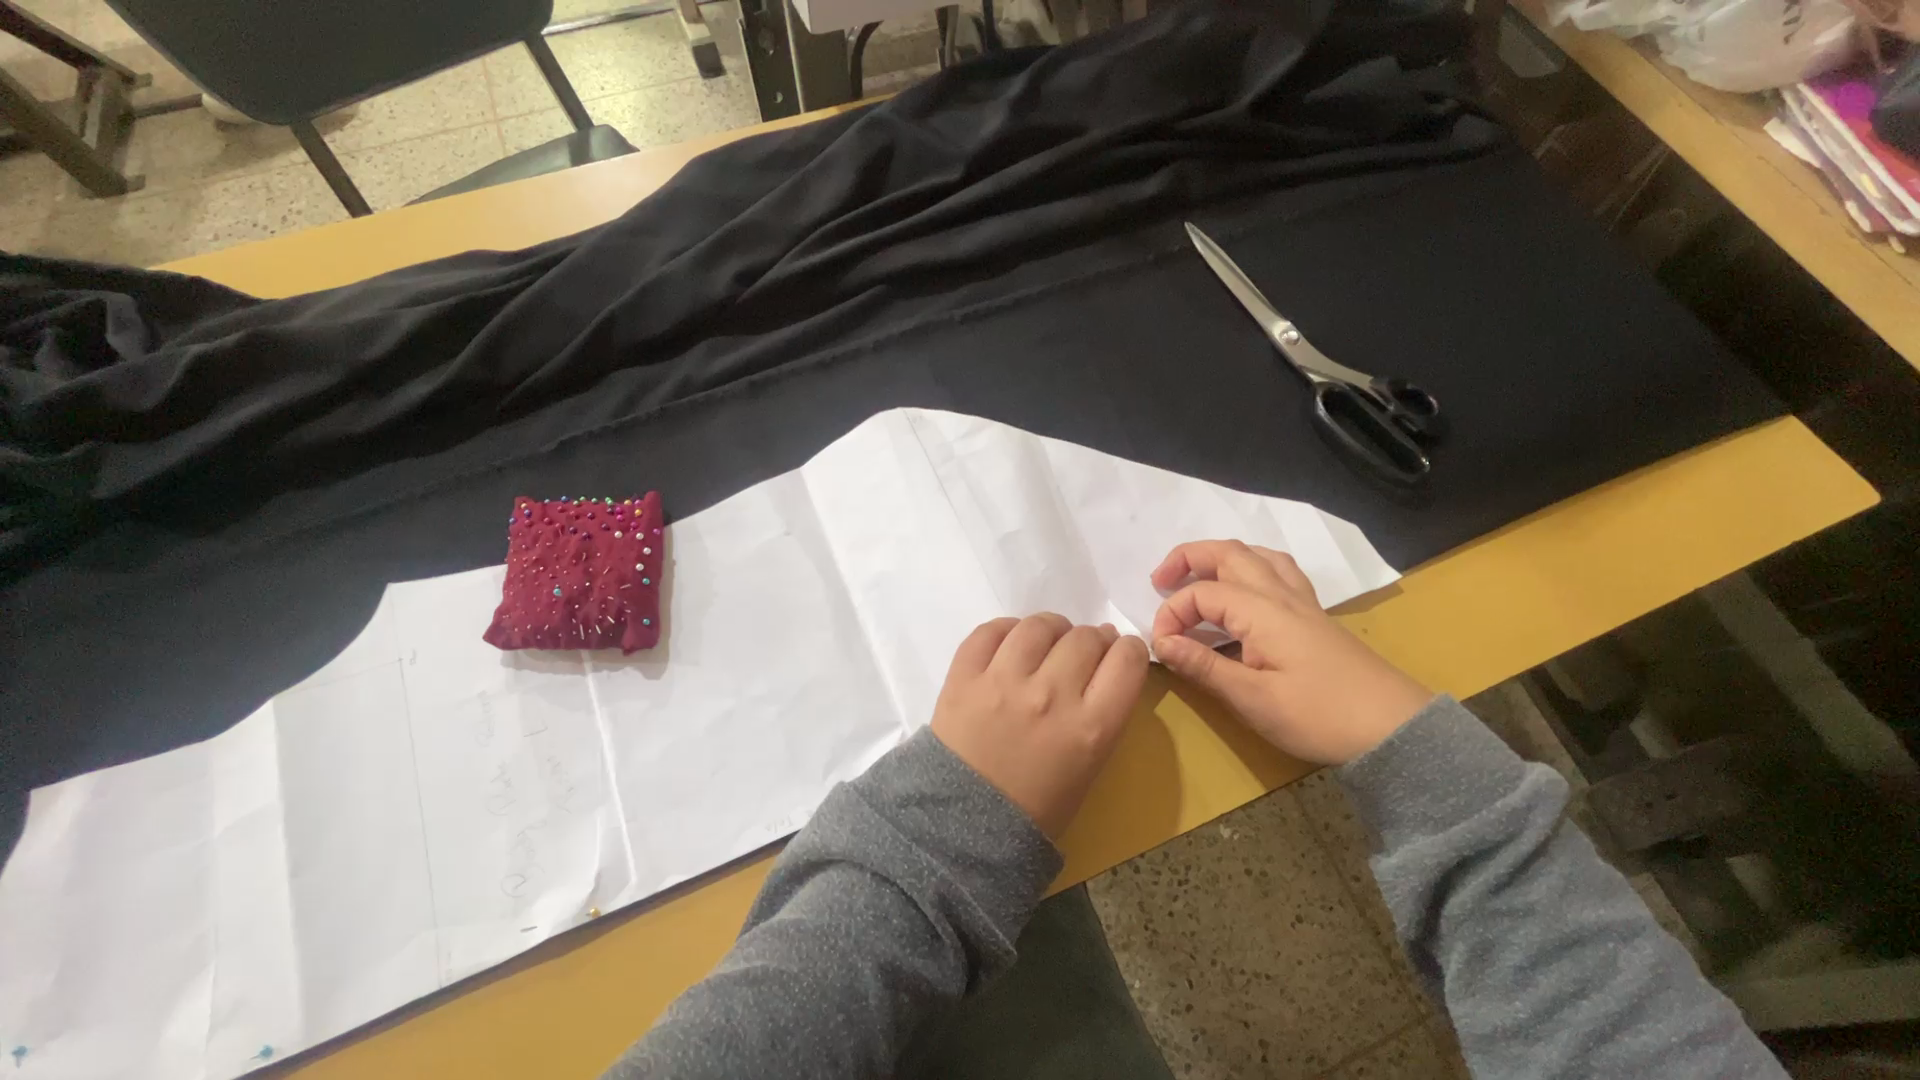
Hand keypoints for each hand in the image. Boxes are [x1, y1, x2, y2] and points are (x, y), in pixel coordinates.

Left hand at [930, 614, 1149, 838]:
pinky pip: (989, 631)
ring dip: (1051, 630)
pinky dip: (1006, 630)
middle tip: (1078, 659)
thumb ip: (1105, 709)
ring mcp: (1003, 682)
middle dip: (1091, 642)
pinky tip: (1010, 645)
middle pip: (1086, 638)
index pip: (1127, 659)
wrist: (963, 825)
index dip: (1127, 650)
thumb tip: (1107, 652)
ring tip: (1045, 645)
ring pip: (1039, 626)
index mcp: (1091, 727)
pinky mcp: (963, 677)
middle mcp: (1051, 695)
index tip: (1117, 657)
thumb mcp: (1090, 766)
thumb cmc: (1036, 805)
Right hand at [1150, 540, 1432, 765]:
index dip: (1172, 614)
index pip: (1201, 593)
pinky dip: (1251, 569)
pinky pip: (1278, 572)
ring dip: (1221, 558)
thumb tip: (1161, 641)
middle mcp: (1280, 595)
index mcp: (1261, 611)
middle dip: (1188, 558)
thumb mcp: (1253, 699)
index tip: (1161, 647)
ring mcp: (1301, 603)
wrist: (1393, 728)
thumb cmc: (1319, 716)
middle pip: (1229, 553)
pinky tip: (1244, 594)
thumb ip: (1204, 666)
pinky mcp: (1314, 617)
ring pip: (1257, 556)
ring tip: (1197, 578)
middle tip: (1159, 581)